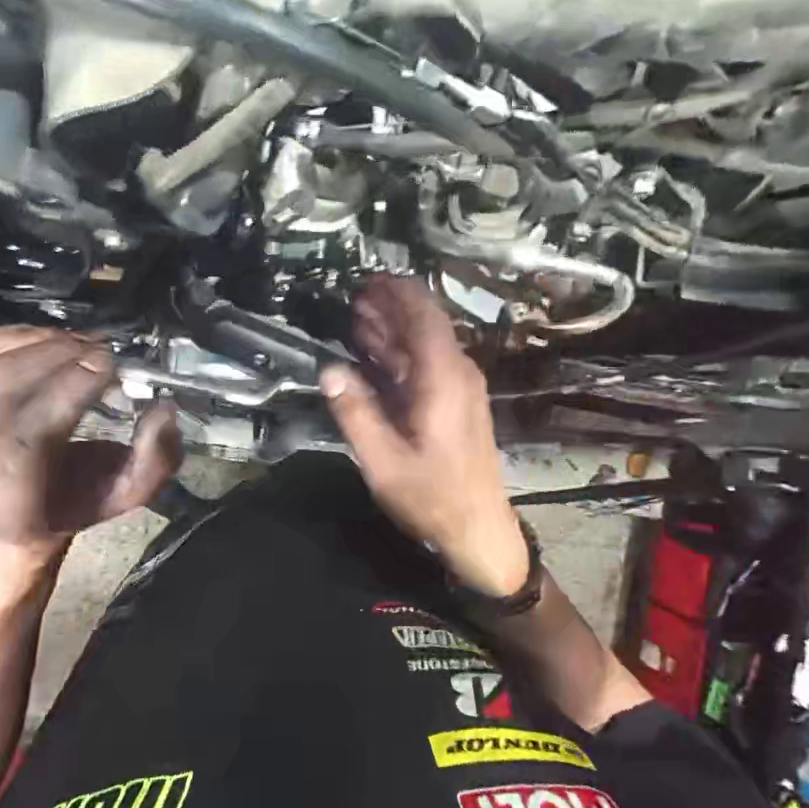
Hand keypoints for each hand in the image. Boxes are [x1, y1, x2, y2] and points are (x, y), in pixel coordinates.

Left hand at [0, 327, 179, 574]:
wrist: (8, 526)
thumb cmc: (75, 506)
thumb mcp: (127, 495)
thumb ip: (155, 459)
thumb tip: (162, 408)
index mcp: (9, 508)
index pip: (24, 441)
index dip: (66, 393)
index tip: (110, 365)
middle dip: (48, 359)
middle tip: (96, 346)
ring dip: (28, 344)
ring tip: (75, 339)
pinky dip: (3, 338)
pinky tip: (42, 337)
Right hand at [319, 276, 529, 596]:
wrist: (479, 530)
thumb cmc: (434, 497)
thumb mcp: (384, 462)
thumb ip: (356, 414)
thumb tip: (329, 371)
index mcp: (444, 379)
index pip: (424, 317)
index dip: (398, 292)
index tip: (370, 277)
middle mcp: (457, 374)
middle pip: (424, 325)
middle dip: (390, 307)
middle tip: (354, 295)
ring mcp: (459, 389)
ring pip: (424, 345)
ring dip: (393, 329)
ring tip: (357, 316)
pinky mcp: (456, 404)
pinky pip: (426, 366)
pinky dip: (400, 355)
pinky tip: (374, 355)